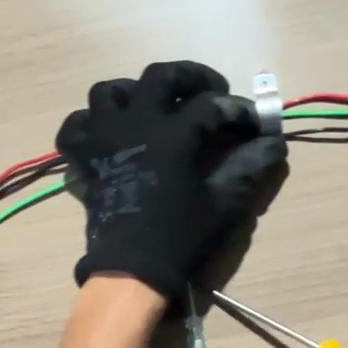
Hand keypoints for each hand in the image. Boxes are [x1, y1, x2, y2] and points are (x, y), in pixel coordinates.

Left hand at [56, 61, 286, 303]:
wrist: (131, 271)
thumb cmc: (180, 238)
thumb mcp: (224, 204)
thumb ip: (248, 168)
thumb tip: (273, 144)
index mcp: (172, 132)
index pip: (212, 105)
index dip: (238, 111)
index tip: (256, 124)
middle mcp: (134, 123)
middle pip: (159, 75)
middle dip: (190, 76)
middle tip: (210, 90)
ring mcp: (103, 138)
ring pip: (109, 93)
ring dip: (134, 92)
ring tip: (152, 106)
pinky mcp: (84, 160)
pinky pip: (74, 127)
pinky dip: (90, 124)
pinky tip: (107, 133)